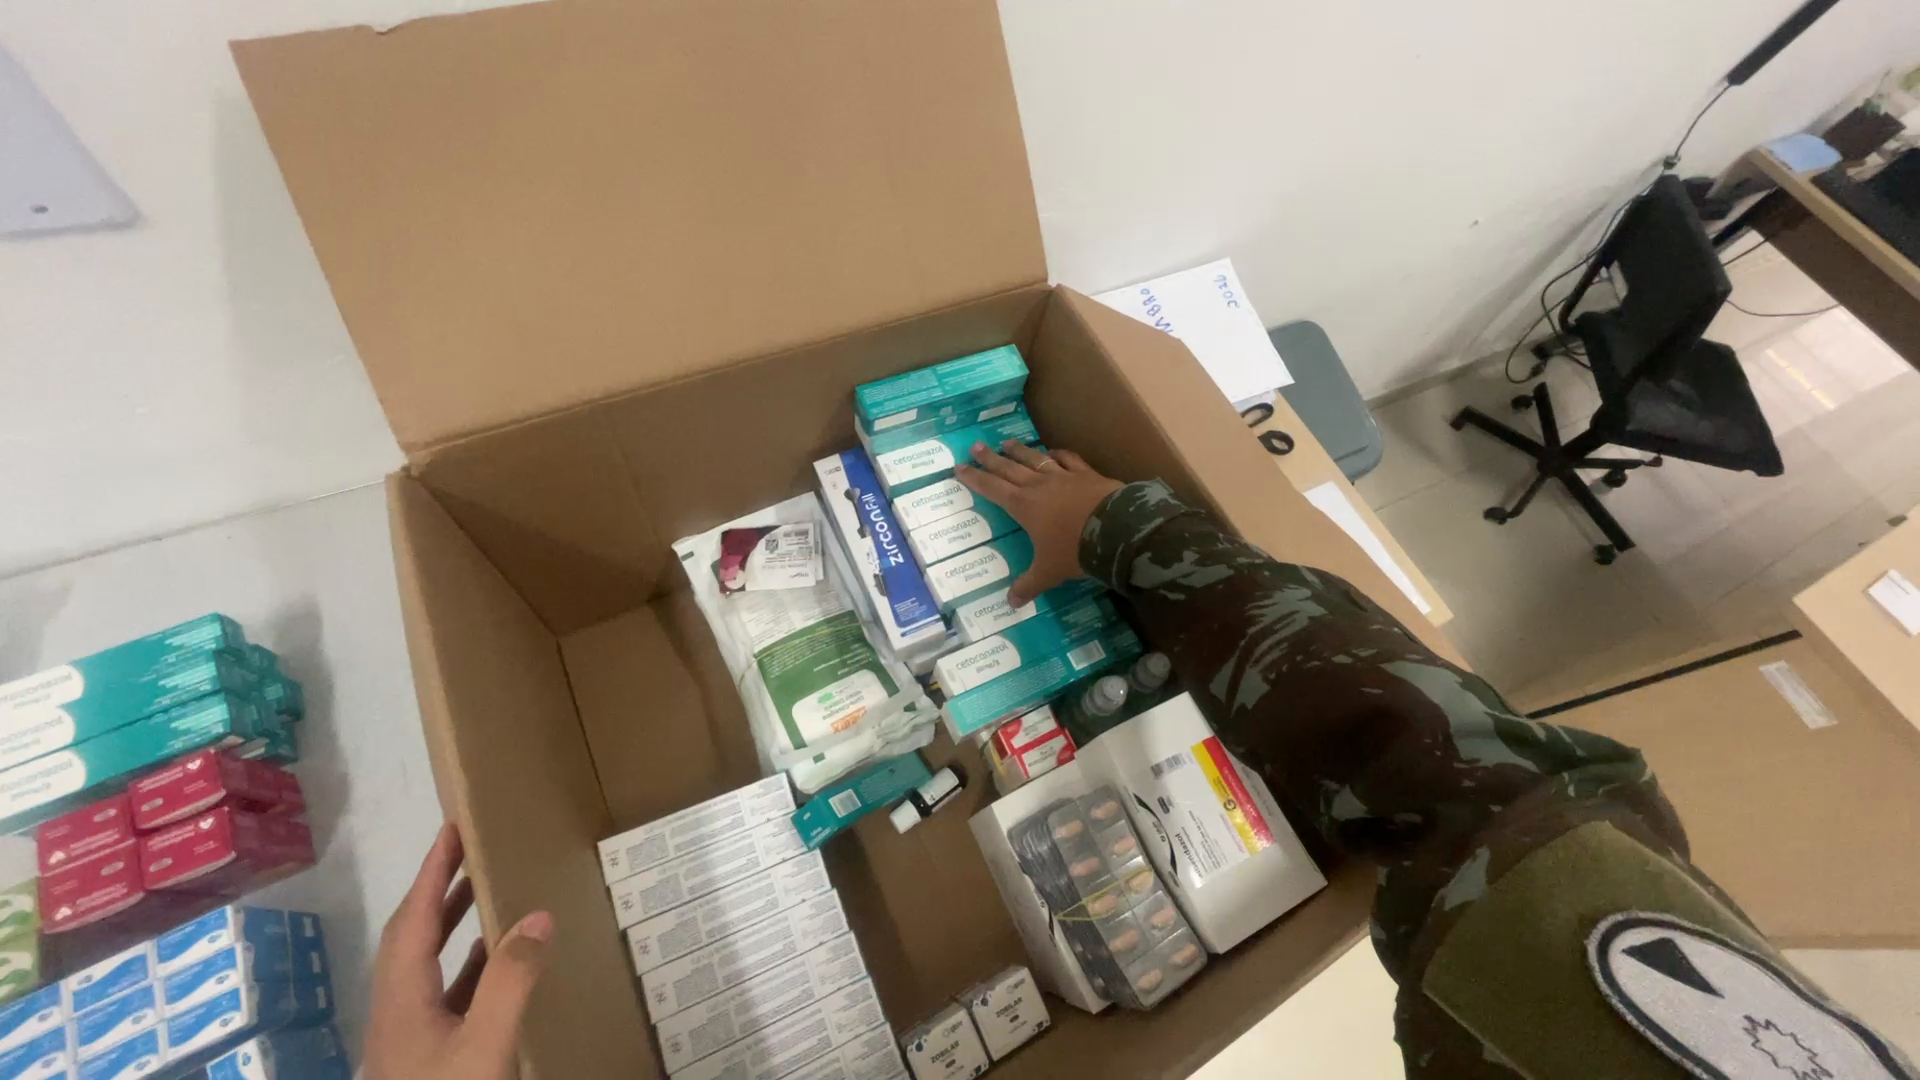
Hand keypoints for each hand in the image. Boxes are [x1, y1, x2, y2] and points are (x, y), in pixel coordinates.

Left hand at [366, 823, 552, 1079]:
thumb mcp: (484, 1045)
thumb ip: (510, 980)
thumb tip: (538, 914)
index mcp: (402, 1001)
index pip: (414, 919)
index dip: (432, 871)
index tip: (451, 827)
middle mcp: (398, 1012)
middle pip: (412, 937)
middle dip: (441, 888)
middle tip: (474, 848)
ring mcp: (410, 1038)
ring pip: (427, 965)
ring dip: (455, 924)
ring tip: (490, 891)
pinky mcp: (428, 1056)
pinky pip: (447, 992)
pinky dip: (472, 963)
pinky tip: (501, 961)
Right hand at [955, 442, 1121, 606]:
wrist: (1114, 530)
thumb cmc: (1074, 550)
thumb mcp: (1048, 572)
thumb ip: (1028, 585)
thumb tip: (1011, 604)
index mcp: (1023, 506)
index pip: (992, 489)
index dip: (975, 478)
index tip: (959, 467)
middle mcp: (1038, 486)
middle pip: (1009, 468)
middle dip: (990, 458)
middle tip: (976, 446)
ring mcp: (1063, 477)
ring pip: (1035, 459)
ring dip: (1020, 451)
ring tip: (1007, 442)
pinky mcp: (1086, 474)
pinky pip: (1068, 460)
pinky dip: (1058, 454)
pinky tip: (1053, 452)